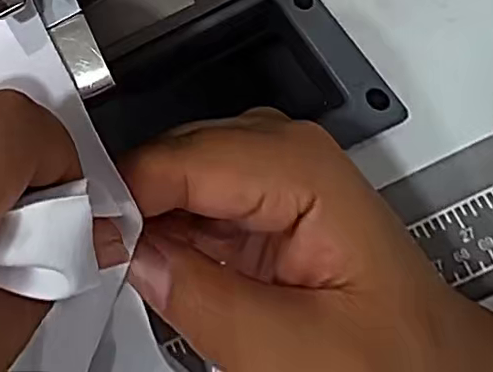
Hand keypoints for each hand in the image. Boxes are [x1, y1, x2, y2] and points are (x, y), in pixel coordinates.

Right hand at [121, 110, 492, 371]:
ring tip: (126, 264)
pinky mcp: (251, 188)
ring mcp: (261, 161)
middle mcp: (273, 143)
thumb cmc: (405, 362)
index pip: (179, 158)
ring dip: (144, 219)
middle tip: (98, 257)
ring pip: (170, 173)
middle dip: (130, 205)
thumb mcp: (307, 357)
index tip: (88, 235)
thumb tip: (133, 254)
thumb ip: (210, 304)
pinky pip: (186, 196)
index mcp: (293, 162)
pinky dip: (165, 229)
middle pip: (169, 156)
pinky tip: (163, 263)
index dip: (125, 195)